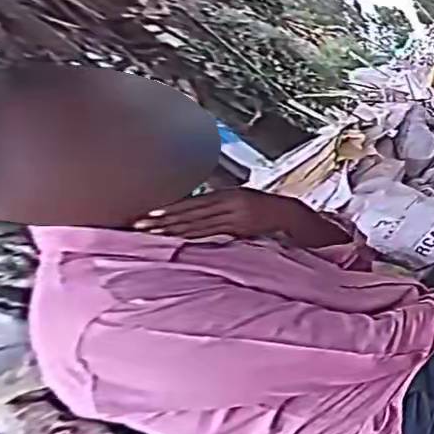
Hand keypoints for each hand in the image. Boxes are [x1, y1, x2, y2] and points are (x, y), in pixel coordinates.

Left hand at [134, 188, 316, 240]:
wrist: (293, 215)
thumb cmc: (265, 204)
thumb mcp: (244, 195)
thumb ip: (219, 200)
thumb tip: (189, 206)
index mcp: (234, 195)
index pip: (196, 202)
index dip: (172, 208)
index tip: (149, 214)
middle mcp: (234, 206)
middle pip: (194, 214)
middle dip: (166, 221)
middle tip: (140, 226)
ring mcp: (238, 220)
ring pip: (200, 226)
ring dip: (174, 230)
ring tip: (152, 234)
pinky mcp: (241, 231)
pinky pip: (211, 234)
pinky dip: (192, 236)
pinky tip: (176, 238)